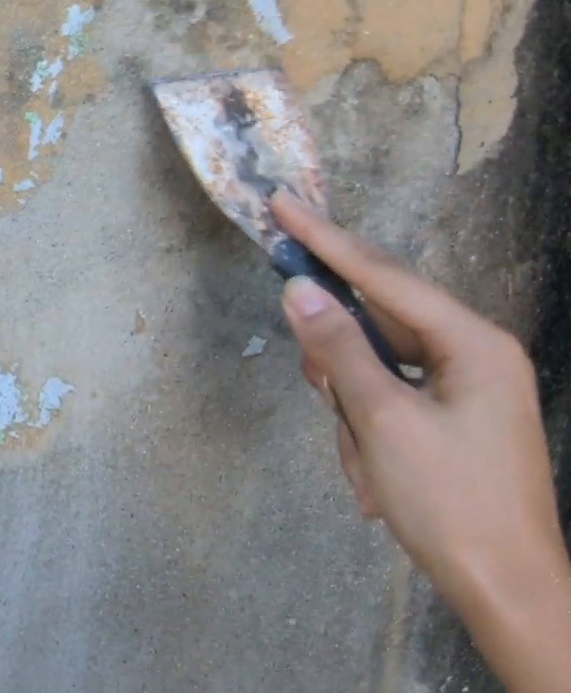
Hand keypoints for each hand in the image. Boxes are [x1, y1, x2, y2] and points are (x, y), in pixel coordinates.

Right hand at [274, 193, 570, 688]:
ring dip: (346, 391)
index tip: (283, 202)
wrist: (504, 583)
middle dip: (334, 342)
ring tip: (359, 443)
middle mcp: (474, 353)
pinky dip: (358, 410)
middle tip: (316, 366)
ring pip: (370, 354)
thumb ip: (337, 347)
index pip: (382, 277)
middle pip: (376, 313)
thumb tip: (297, 288)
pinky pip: (379, 384)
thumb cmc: (448, 497)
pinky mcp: (444, 407)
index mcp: (474, 346)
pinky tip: (366, 453)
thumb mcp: (380, 418)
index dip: (326, 239)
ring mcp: (461, 382)